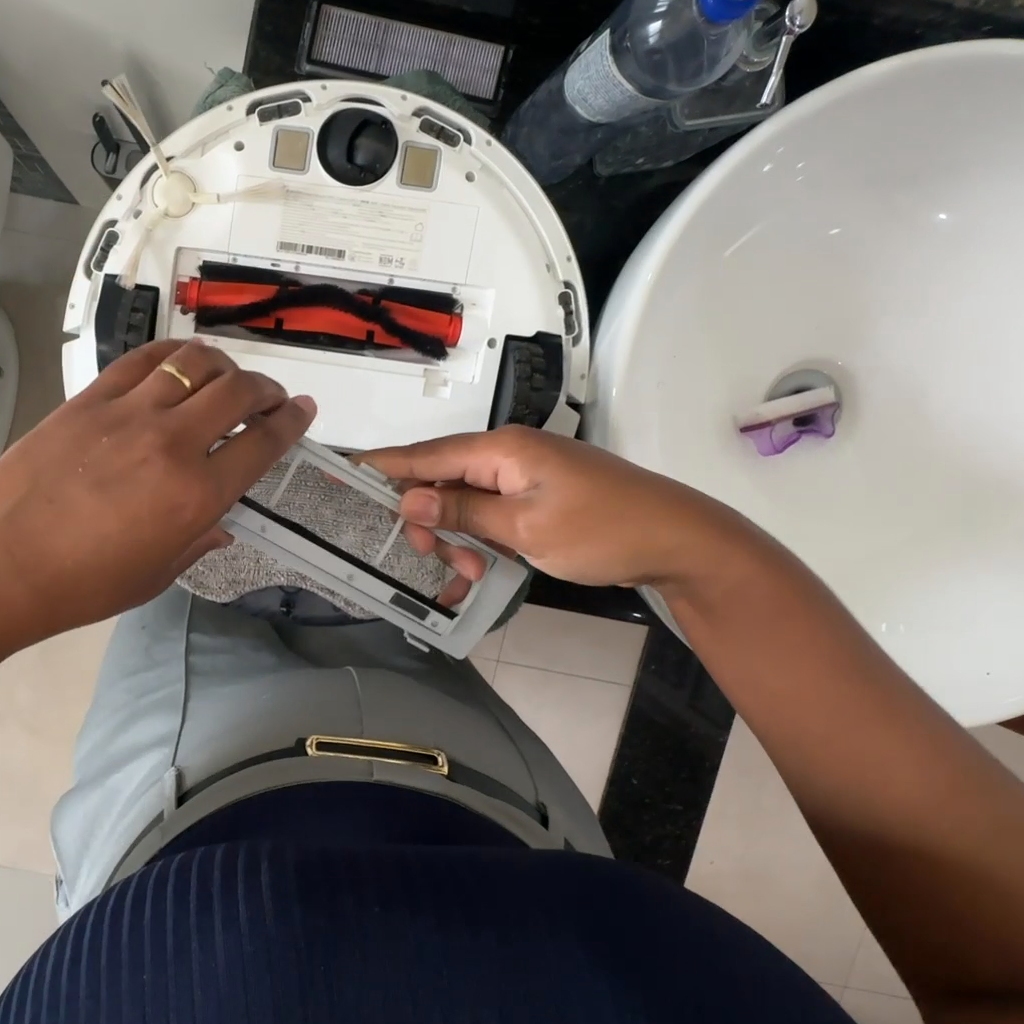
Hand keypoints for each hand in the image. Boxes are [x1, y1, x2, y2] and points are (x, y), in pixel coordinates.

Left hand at [0, 340, 313, 649]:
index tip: (304, 411)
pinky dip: (173, 355)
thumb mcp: (153, 577)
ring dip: (224, 366)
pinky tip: (179, 364)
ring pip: (194, 364)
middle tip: (271, 399)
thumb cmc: (77, 587)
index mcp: (196, 496)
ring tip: (228, 378)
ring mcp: (128, 413)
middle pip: (238, 393)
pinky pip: (143, 359)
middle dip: (266, 391)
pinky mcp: (89, 399)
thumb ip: (197, 542)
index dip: (292, 423)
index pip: (263, 444)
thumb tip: (221, 524)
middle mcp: (172, 443)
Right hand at [358, 426, 747, 589]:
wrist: (680, 542)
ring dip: (456, 538)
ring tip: (467, 573)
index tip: (344, 471)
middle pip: (442, 481)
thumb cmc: (603, 530)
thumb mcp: (525, 527)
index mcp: (502, 450)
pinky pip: (491, 515)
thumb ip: (463, 510)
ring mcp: (525, 477)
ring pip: (465, 503)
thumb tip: (409, 497)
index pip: (427, 454)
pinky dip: (479, 541)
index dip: (384, 466)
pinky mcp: (538, 499)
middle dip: (428, 520)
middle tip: (432, 558)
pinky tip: (476, 570)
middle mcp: (508, 456)